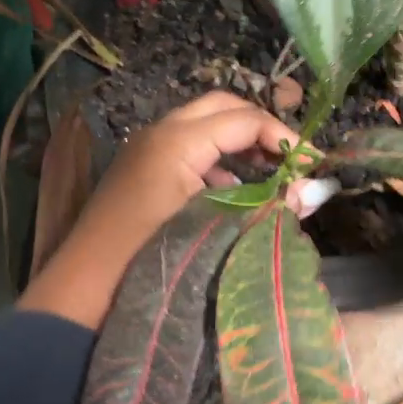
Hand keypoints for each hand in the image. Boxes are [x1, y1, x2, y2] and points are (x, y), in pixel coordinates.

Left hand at [18, 93, 333, 330]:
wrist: (86, 294)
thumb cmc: (155, 256)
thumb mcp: (220, 229)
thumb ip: (270, 206)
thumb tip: (317, 191)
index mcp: (177, 141)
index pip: (246, 120)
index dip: (286, 139)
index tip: (314, 166)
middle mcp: (158, 134)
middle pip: (223, 108)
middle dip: (262, 128)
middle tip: (293, 158)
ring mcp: (144, 152)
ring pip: (203, 127)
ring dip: (240, 143)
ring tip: (271, 175)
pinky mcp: (140, 173)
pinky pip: (188, 151)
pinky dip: (218, 161)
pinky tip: (234, 194)